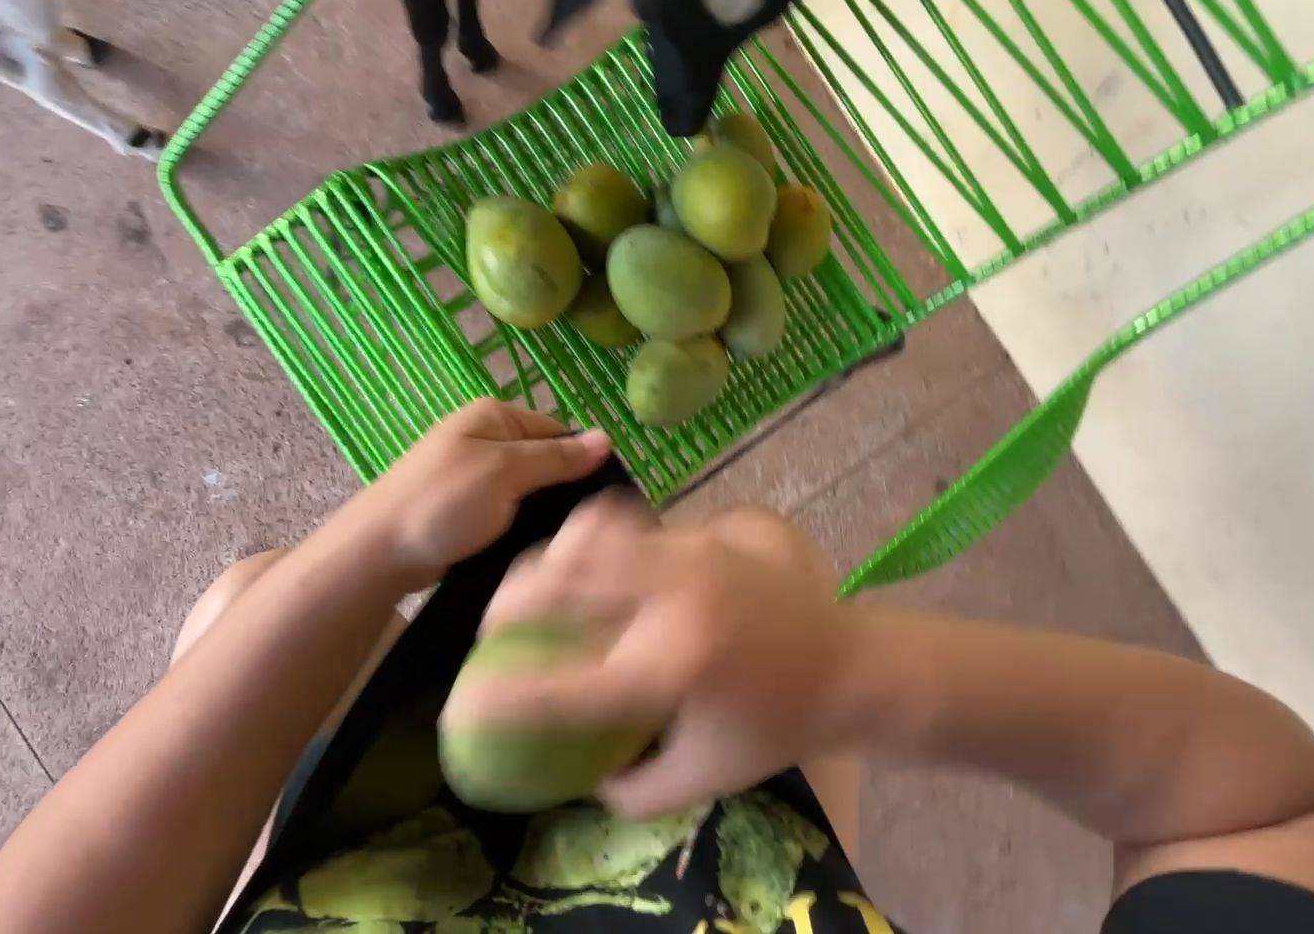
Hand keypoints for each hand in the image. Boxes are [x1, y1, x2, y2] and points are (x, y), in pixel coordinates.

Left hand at [346, 399, 610, 587]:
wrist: (378, 552)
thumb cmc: (443, 502)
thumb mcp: (506, 472)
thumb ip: (556, 457)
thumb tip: (607, 437)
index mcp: (495, 416)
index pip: (559, 431)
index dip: (583, 460)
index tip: (602, 499)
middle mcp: (485, 437)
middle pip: (545, 459)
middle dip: (564, 489)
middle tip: (587, 526)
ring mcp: (474, 474)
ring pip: (529, 489)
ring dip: (544, 511)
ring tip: (567, 540)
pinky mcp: (467, 507)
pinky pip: (509, 510)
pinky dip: (522, 525)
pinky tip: (535, 546)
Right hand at [445, 497, 858, 818]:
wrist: (850, 664)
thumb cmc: (777, 726)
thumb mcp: (703, 776)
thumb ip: (635, 788)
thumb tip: (585, 778)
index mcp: (667, 672)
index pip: (563, 686)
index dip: (501, 696)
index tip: (462, 701)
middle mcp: (670, 605)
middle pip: (564, 576)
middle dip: (512, 597)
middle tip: (497, 618)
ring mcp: (690, 560)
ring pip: (596, 529)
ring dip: (558, 554)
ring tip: (548, 575)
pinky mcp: (708, 535)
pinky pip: (637, 525)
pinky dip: (607, 541)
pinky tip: (610, 563)